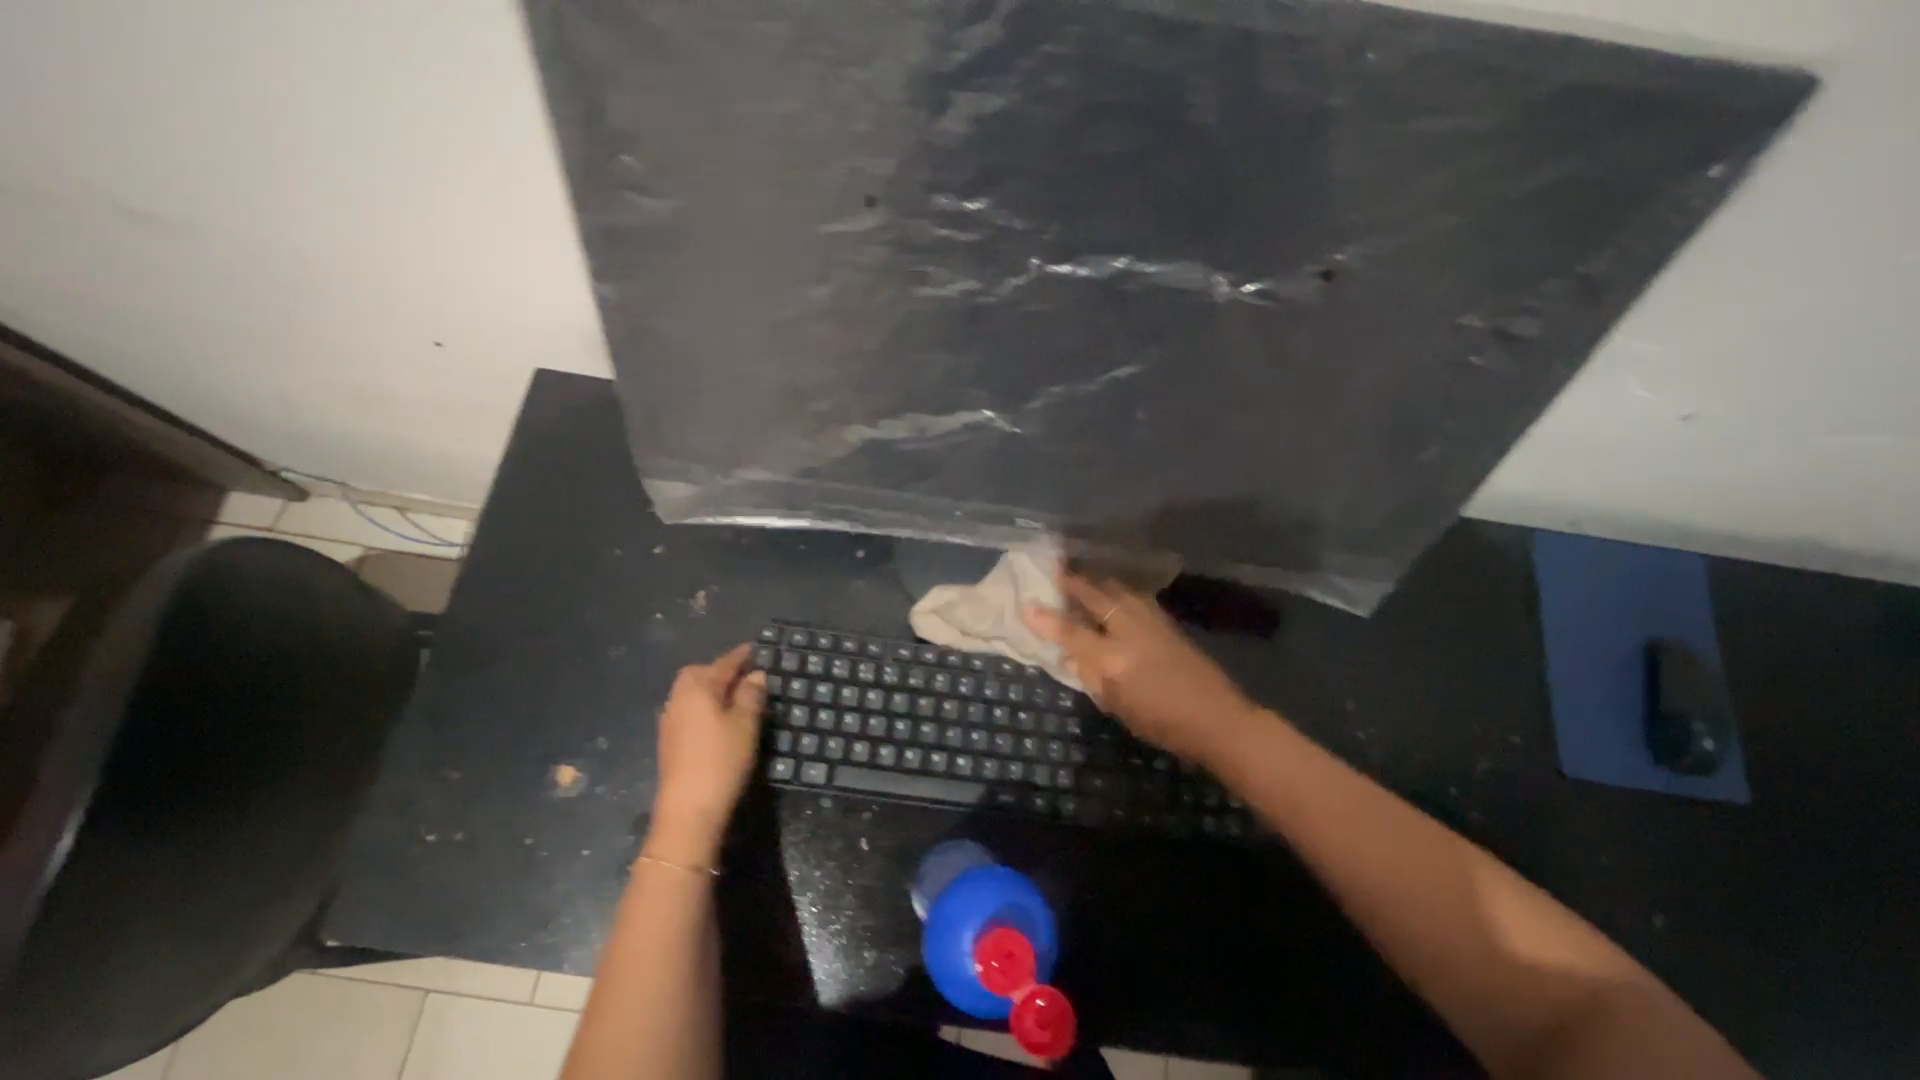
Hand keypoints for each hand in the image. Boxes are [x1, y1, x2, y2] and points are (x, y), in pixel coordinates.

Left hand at [648, 645, 766, 859]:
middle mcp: (678, 698)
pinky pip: (688, 710)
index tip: (755, 649)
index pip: (723, 663)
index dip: (741, 656)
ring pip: (691, 693)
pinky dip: (703, 707)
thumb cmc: (721, 760)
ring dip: (710, 690)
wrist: (688, 809)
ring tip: (734, 697)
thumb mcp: (745, 725)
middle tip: (744, 675)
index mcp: (698, 688)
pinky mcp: (668, 741)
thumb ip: (750, 695)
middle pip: (699, 674)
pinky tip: (717, 720)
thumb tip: (756, 675)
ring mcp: (670, 720)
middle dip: (720, 670)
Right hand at [1025, 574, 1259, 768]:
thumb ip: (1091, 675)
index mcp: (1113, 659)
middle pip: (1096, 597)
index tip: (1026, 605)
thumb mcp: (1116, 706)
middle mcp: (1130, 631)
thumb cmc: (1161, 723)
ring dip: (1097, 580)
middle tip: (1054, 568)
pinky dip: (1118, 589)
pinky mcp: (1168, 622)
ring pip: (1118, 590)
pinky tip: (1113, 590)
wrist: (1217, 719)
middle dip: (1073, 581)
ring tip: (1081, 573)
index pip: (1071, 632)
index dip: (1046, 619)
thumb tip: (1072, 652)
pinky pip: (1135, 596)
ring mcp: (1152, 622)